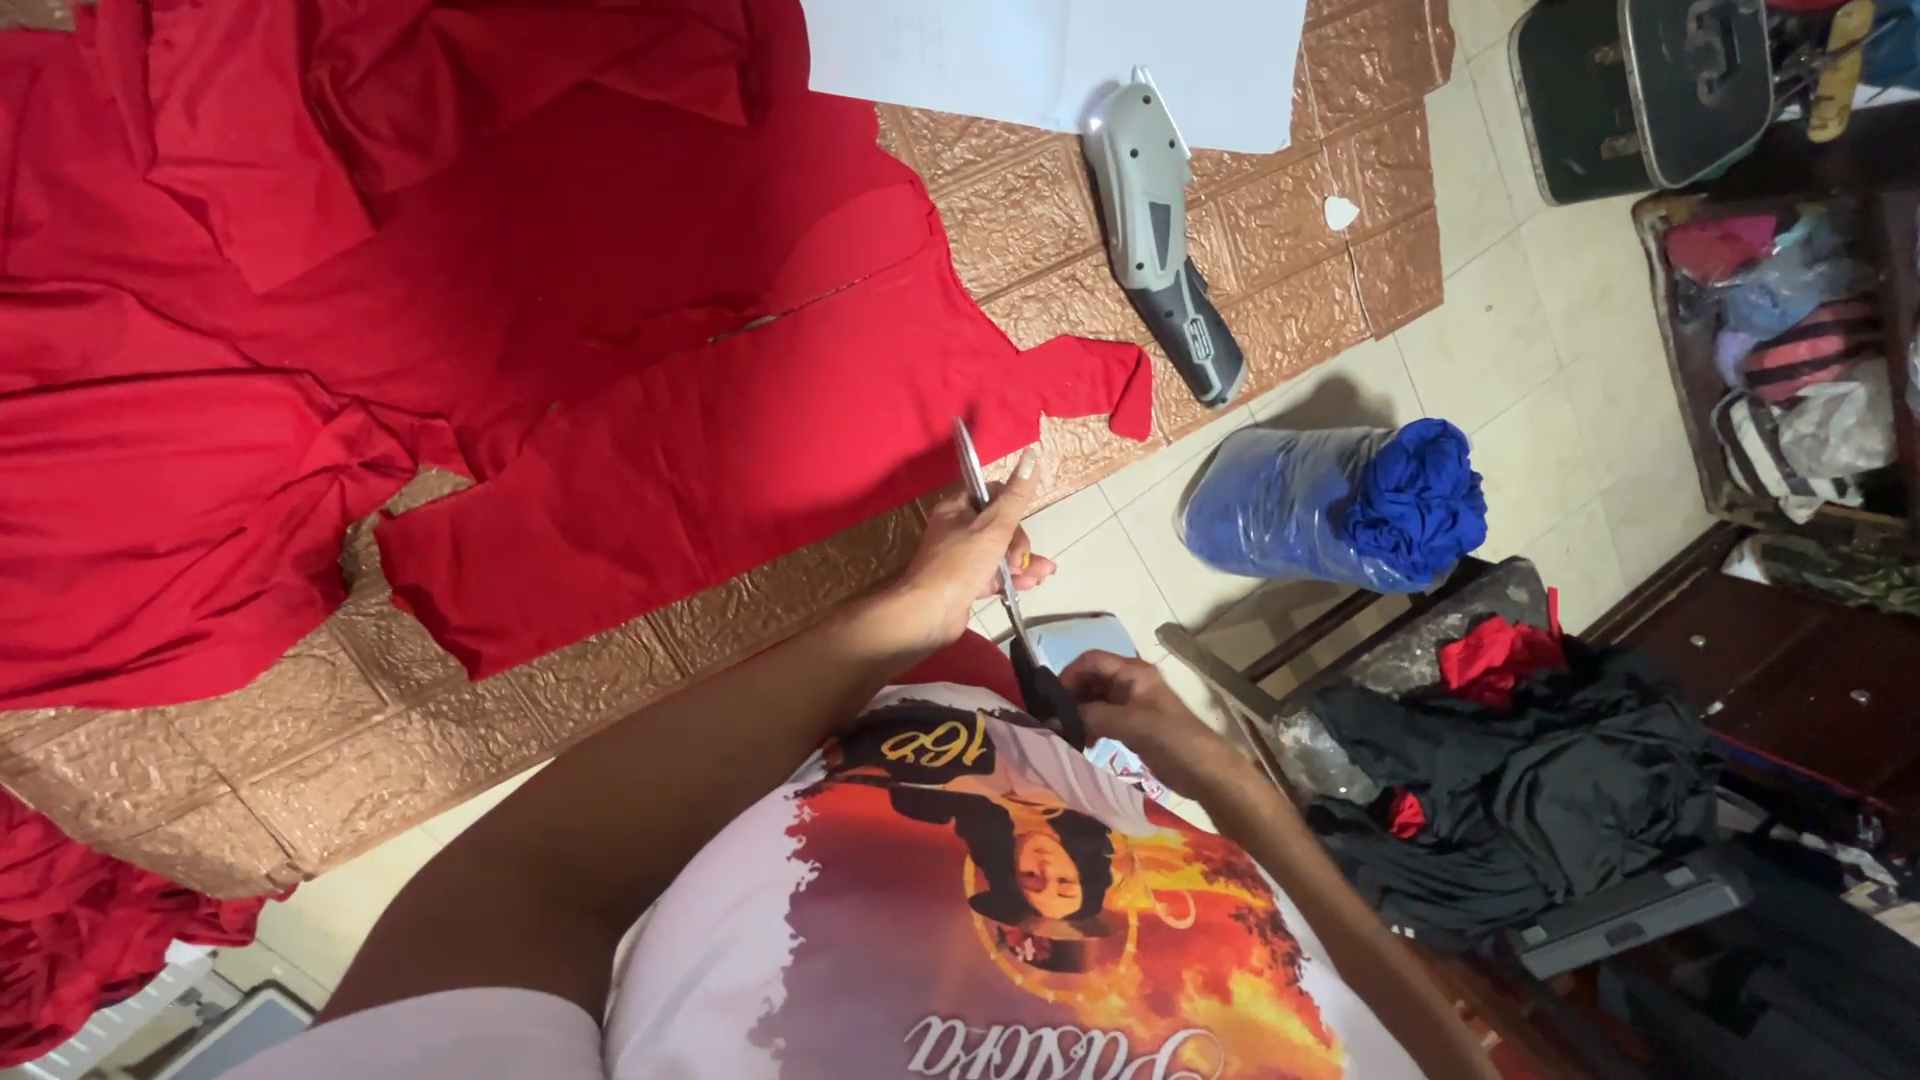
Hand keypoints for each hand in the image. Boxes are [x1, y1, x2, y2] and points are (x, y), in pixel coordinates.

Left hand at [887, 447, 1056, 650]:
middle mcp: (957, 530)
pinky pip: (994, 575)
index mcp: (957, 509)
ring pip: (1000, 553)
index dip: (1011, 507)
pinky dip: (1011, 579)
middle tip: (1019, 559)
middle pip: (1000, 527)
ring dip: (1022, 562)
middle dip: (1019, 543)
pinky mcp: (965, 583)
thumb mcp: (994, 527)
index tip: (1018, 521)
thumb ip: (1016, 496)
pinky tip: (1029, 586)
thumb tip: (1031, 455)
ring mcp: (961, 558)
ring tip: (1042, 574)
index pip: (991, 494)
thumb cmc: (960, 565)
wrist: (929, 613)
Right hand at [1060, 650, 1240, 798]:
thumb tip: (1053, 720)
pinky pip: (1104, 717)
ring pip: (1096, 699)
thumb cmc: (1170, 738)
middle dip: (1072, 696)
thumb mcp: (1128, 724)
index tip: (1053, 698)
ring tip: (1068, 734)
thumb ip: (1090, 717)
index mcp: (1134, 671)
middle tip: (1055, 719)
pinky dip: (1091, 726)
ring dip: (1080, 713)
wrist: (1205, 771)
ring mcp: (1133, 703)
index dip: (1070, 674)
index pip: (1092, 660)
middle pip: (1092, 678)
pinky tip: (1084, 743)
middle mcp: (1132, 681)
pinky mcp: (1134, 724)